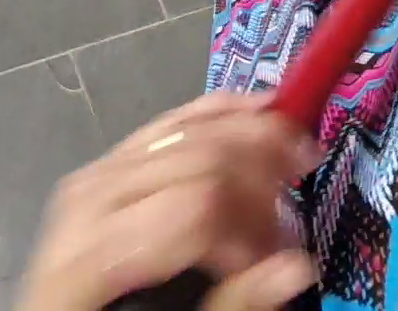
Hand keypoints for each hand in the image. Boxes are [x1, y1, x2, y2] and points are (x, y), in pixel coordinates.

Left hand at [16, 93, 322, 310]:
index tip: (283, 254)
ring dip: (250, 131)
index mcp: (92, 254)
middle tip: (306, 182)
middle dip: (260, 170)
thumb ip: (228, 304)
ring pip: (188, 131)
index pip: (192, 209)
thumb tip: (296, 266)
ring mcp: (98, 172)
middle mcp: (91, 199)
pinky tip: (259, 106)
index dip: (248, 226)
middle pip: (195, 160)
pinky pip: (172, 123)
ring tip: (297, 145)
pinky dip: (219, 112)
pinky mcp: (110, 161)